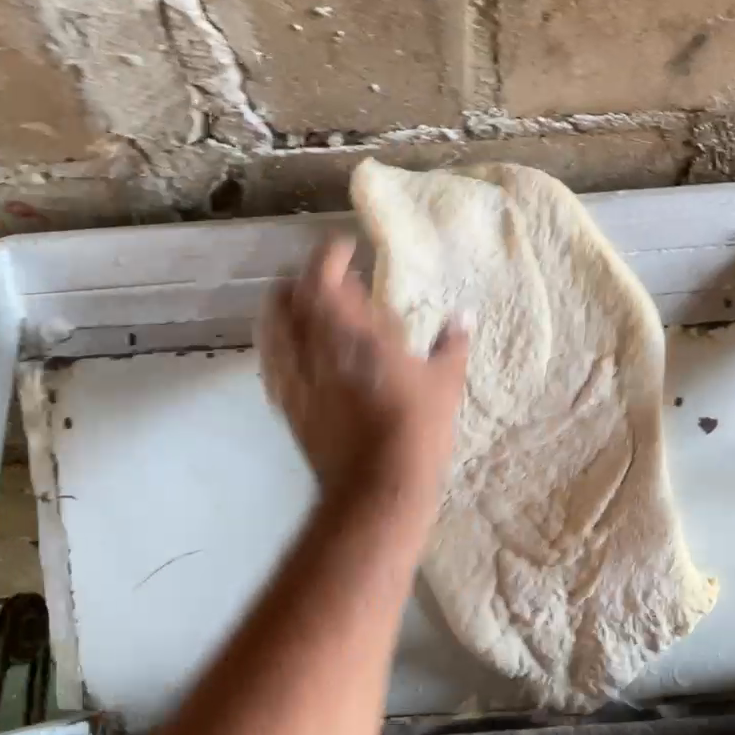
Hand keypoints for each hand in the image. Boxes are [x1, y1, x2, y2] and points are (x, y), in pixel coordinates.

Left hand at [258, 236, 469, 510]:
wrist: (377, 487)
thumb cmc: (416, 429)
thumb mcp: (445, 383)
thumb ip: (451, 344)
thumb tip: (463, 317)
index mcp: (353, 330)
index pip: (325, 274)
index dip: (330, 254)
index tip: (345, 248)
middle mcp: (315, 345)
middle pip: (290, 294)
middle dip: (305, 279)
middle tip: (329, 281)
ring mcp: (295, 375)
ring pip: (273, 325)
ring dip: (285, 308)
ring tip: (305, 309)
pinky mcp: (286, 403)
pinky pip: (272, 361)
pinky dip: (279, 344)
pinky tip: (297, 351)